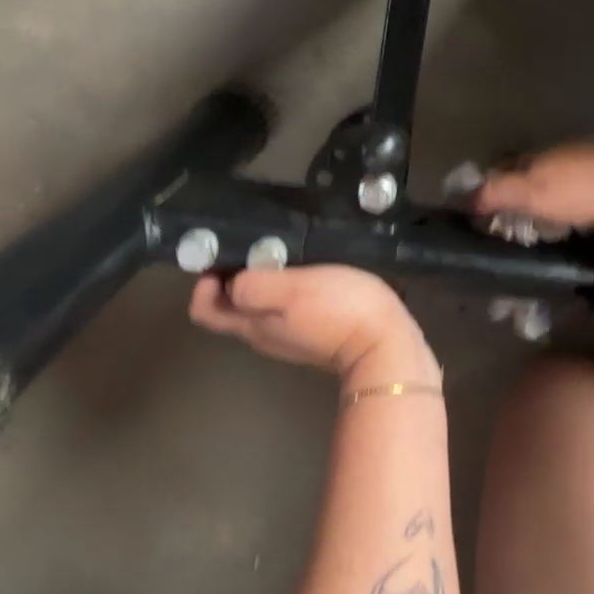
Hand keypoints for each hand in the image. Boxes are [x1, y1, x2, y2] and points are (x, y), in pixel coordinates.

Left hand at [189, 266, 437, 383]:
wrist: (389, 347)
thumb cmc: (340, 313)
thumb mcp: (294, 290)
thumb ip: (255, 285)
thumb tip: (232, 281)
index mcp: (252, 325)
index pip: (204, 310)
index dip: (204, 283)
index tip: (224, 256)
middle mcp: (265, 336)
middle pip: (233, 308)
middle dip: (236, 276)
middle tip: (260, 246)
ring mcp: (294, 339)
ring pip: (263, 309)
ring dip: (267, 281)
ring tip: (290, 254)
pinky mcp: (320, 336)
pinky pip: (292, 310)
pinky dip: (293, 290)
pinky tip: (316, 273)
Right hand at [472, 137, 593, 228]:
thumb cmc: (581, 188)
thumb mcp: (532, 194)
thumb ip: (499, 193)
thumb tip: (464, 197)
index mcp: (535, 159)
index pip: (503, 169)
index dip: (490, 186)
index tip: (479, 208)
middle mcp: (558, 156)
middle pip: (530, 172)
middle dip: (518, 191)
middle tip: (510, 219)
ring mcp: (587, 163)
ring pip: (557, 179)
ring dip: (547, 196)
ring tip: (541, 222)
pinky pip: (582, 189)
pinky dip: (572, 201)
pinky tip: (577, 216)